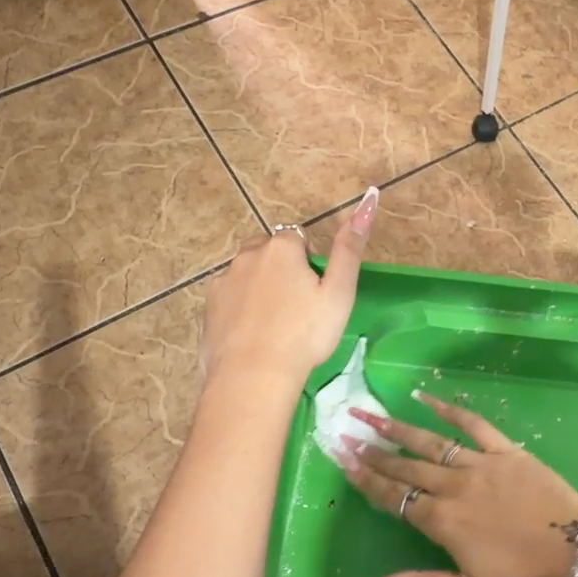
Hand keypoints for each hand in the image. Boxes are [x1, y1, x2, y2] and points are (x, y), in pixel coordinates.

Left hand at [201, 188, 376, 383]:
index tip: (318, 291)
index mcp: (282, 248)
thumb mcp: (339, 292)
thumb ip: (350, 248)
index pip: (299, 238)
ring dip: (261, 288)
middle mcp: (248, 255)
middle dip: (283, 269)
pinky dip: (242, 309)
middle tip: (300, 307)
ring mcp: (223, 281)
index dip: (311, 262)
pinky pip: (231, 298)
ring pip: (248, 274)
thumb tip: (368, 200)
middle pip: (270, 252)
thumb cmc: (305, 334)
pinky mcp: (209, 308)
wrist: (253, 376)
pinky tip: (255, 335)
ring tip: (277, 324)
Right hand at [332, 393, 577, 576]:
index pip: (395, 497)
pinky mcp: (507, 451)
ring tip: (371, 415)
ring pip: (432, 442)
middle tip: (344, 433)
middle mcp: (456, 486)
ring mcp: (482, 464)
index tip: (342, 459)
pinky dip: (449, 410)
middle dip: (373, 452)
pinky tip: (427, 398)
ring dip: (399, 429)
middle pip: (407, 467)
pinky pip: (474, 425)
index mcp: (443, 522)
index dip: (366, 479)